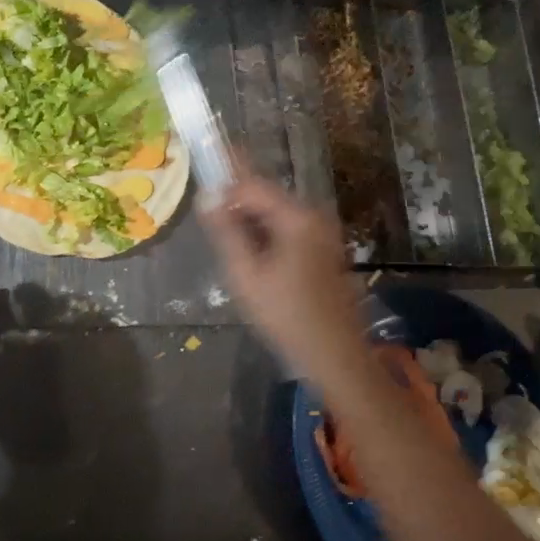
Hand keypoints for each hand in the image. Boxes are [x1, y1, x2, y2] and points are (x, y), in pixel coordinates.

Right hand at [198, 171, 366, 383]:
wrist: (336, 356)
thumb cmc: (287, 316)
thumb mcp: (246, 274)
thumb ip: (225, 231)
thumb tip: (206, 196)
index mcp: (297, 217)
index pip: (252, 185)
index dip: (224, 190)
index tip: (203, 205)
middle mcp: (315, 216)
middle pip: (266, 197)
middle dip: (238, 207)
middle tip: (215, 229)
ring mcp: (324, 232)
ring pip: (277, 214)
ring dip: (252, 223)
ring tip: (232, 247)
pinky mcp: (326, 248)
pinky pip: (289, 229)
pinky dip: (269, 235)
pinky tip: (256, 259)